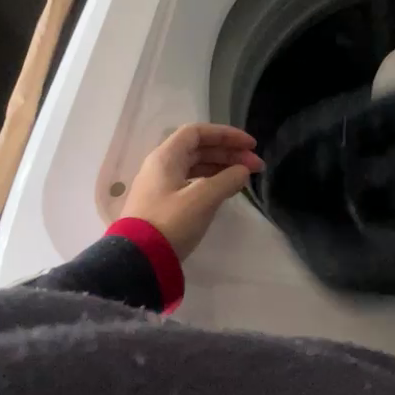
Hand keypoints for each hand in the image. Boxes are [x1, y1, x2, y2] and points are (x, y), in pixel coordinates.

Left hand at [121, 124, 264, 259]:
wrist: (139, 262)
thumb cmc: (171, 222)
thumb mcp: (203, 198)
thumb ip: (228, 179)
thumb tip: (243, 170)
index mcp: (166, 156)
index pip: (198, 132)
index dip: (226, 134)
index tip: (250, 145)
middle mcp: (161, 166)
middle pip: (199, 149)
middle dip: (229, 153)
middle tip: (256, 165)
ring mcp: (161, 186)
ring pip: (196, 166)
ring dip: (222, 168)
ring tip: (245, 178)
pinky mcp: (163, 205)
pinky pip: (192, 183)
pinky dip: (212, 182)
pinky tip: (227, 191)